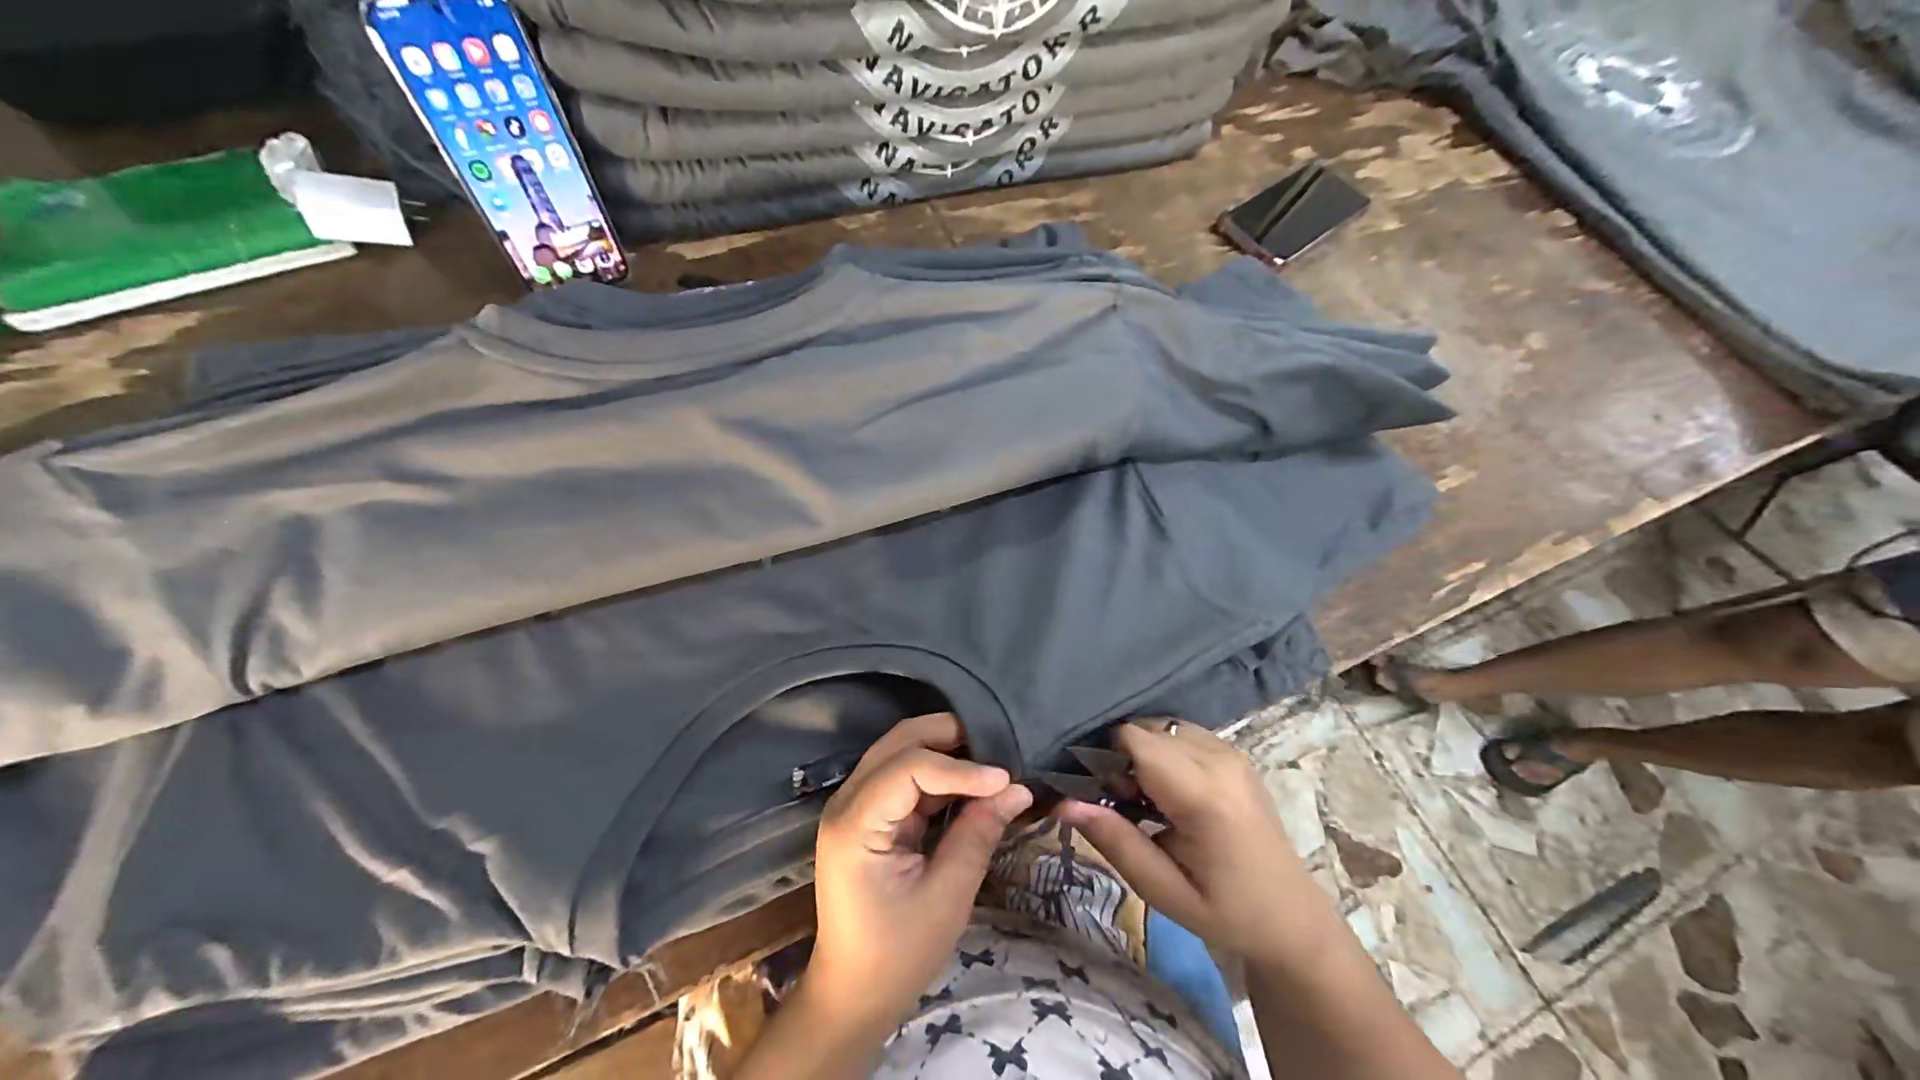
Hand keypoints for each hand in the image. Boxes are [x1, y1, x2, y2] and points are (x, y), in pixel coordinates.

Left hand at [805, 712, 1033, 1029]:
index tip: (1005, 778)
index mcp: (855, 823)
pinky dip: (940, 773)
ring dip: (946, 750)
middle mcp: (847, 801)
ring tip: (992, 759)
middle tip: (1000, 747)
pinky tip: (972, 780)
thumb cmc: (896, 955)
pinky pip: (905, 775)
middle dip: (950, 736)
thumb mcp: (946, 898)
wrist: (852, 993)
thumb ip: (978, 835)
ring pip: (901, 751)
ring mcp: (855, 805)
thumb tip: (1018, 789)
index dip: (960, 768)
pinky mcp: (869, 815)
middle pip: (899, 742)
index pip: (908, 767)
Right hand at [1056, 718, 1325, 963]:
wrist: (1292, 918)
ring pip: (1160, 726)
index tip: (1102, 796)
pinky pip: (1180, 732)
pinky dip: (1161, 751)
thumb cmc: (1226, 913)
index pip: (1134, 739)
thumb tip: (1063, 803)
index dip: (1105, 759)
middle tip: (1122, 803)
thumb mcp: (1163, 890)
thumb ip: (1114, 841)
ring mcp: (1230, 752)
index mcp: (1204, 794)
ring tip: (1144, 799)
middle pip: (1144, 728)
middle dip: (1120, 756)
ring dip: (1141, 753)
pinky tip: (1166, 791)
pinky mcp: (1233, 753)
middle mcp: (1220, 759)